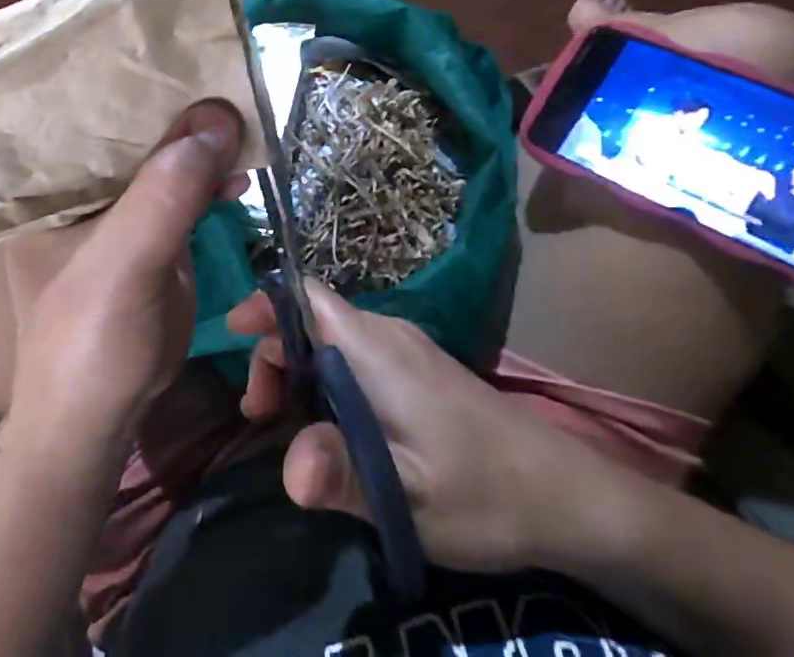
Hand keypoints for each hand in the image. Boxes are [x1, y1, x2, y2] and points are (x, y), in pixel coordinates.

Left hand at [8, 100, 245, 448]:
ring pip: (164, 162)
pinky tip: (238, 172)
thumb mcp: (122, 267)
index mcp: (50, 186)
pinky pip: (183, 194)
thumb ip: (163, 196)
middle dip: (179, 109)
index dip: (137, 83)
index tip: (186, 48)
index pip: (90, 116)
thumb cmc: (90, 341)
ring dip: (202, 145)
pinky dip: (212, 181)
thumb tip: (218, 116)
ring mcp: (118, 215)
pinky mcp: (150, 238)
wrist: (101, 418)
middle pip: (133, 134)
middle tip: (229, 74)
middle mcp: (79, 191)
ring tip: (243, 118)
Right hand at [228, 280, 642, 574]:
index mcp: (378, 350)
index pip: (309, 296)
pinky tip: (328, 429)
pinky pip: (351, 359)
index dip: (266, 303)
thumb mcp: (410, 496)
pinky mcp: (415, 373)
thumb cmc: (485, 492)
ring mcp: (404, 353)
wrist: (564, 494)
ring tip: (286, 429)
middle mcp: (387, 336)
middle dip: (273, 357)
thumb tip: (287, 470)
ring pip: (329, 341)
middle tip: (260, 418)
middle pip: (310, 321)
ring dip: (297, 375)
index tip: (230, 335)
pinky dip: (323, 383)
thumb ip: (347, 476)